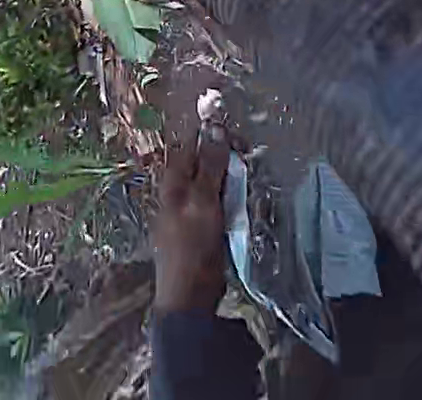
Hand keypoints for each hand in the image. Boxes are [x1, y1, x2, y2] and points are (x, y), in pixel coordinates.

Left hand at [153, 125, 232, 313]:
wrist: (190, 297)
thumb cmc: (192, 245)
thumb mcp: (203, 200)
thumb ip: (210, 163)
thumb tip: (215, 125)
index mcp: (174, 176)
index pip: (196, 140)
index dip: (218, 137)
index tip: (242, 144)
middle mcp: (181, 185)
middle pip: (207, 157)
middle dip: (229, 158)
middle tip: (248, 167)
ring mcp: (192, 203)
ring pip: (217, 176)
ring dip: (233, 177)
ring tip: (248, 184)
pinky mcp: (204, 219)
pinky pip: (220, 196)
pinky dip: (232, 194)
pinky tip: (243, 200)